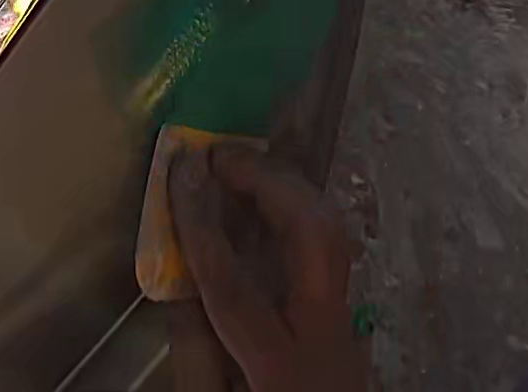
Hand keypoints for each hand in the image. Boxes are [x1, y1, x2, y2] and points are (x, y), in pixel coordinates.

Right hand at [167, 144, 368, 391]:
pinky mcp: (349, 307)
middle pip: (314, 237)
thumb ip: (190, 346)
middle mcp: (330, 338)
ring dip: (283, 183)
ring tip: (237, 162)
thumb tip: (178, 267)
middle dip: (266, 184)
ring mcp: (349, 319)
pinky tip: (262, 190)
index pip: (235, 287)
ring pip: (330, 228)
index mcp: (285, 372)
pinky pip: (327, 236)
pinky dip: (295, 201)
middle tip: (220, 157)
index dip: (201, 224)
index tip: (182, 173)